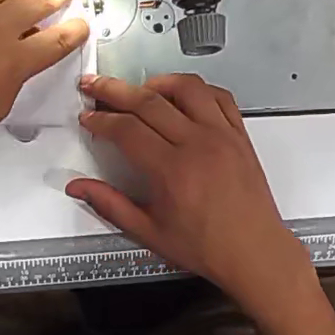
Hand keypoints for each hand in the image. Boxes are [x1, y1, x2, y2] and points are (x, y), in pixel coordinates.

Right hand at [67, 74, 315, 313]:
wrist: (254, 252)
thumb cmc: (209, 247)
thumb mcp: (150, 232)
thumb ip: (111, 205)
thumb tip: (80, 188)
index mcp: (172, 170)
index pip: (126, 129)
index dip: (101, 119)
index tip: (90, 118)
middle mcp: (198, 145)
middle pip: (149, 101)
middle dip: (115, 90)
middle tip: (97, 86)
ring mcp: (222, 136)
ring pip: (187, 88)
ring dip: (157, 82)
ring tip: (140, 88)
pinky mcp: (240, 136)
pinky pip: (220, 97)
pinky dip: (199, 89)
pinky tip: (185, 95)